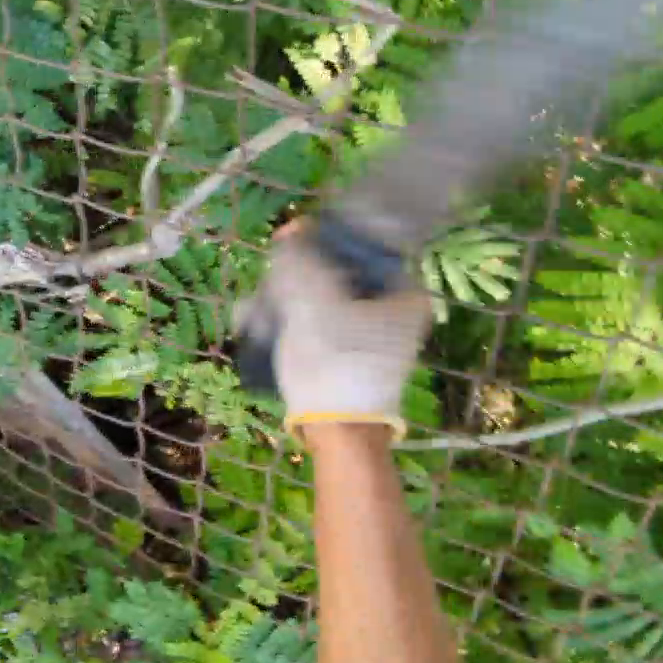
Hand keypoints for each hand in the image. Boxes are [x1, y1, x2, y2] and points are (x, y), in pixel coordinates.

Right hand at [236, 222, 432, 441]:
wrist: (338, 432)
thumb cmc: (335, 360)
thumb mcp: (315, 300)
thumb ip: (302, 258)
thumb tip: (295, 230)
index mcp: (406, 293)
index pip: (362, 246)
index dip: (322, 238)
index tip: (288, 243)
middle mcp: (396, 311)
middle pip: (339, 271)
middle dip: (297, 274)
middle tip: (270, 282)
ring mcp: (373, 336)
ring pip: (323, 296)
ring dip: (287, 296)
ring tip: (257, 308)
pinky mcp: (350, 355)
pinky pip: (320, 322)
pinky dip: (294, 319)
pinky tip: (262, 323)